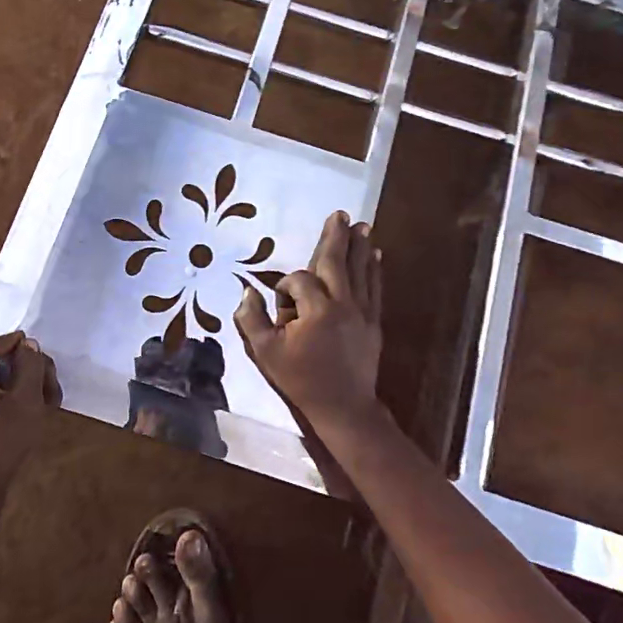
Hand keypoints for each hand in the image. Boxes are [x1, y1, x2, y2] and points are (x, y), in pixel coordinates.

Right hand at [234, 211, 384, 428]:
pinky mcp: (374, 322)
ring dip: (359, 247)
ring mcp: (363, 312)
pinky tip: (376, 256)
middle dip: (336, 237)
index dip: (286, 286)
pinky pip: (375, 289)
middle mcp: (343, 303)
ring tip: (361, 225)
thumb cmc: (302, 380)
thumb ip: (252, 320)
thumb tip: (246, 292)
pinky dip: (374, 271)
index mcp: (316, 309)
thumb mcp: (266, 353)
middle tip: (339, 214)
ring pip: (360, 271)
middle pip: (337, 263)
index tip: (281, 310)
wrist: (344, 407)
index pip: (300, 280)